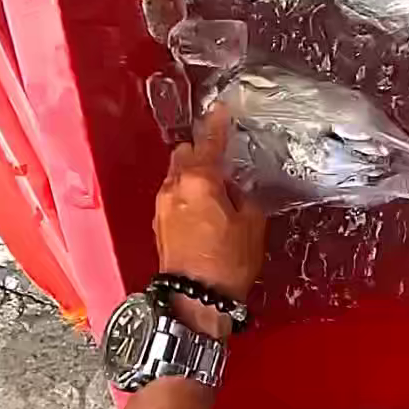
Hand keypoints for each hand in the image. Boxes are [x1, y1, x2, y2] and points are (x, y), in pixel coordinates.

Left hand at [153, 107, 265, 334]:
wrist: (195, 297)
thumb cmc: (227, 260)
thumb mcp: (251, 224)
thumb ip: (243, 197)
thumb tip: (234, 190)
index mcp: (198, 180)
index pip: (208, 142)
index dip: (217, 125)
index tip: (221, 111)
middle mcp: (173, 187)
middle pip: (182, 154)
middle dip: (199, 152)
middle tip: (221, 160)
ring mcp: (161, 205)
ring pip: (175, 176)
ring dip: (191, 175)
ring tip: (214, 190)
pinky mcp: (157, 224)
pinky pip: (172, 196)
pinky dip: (185, 194)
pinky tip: (202, 209)